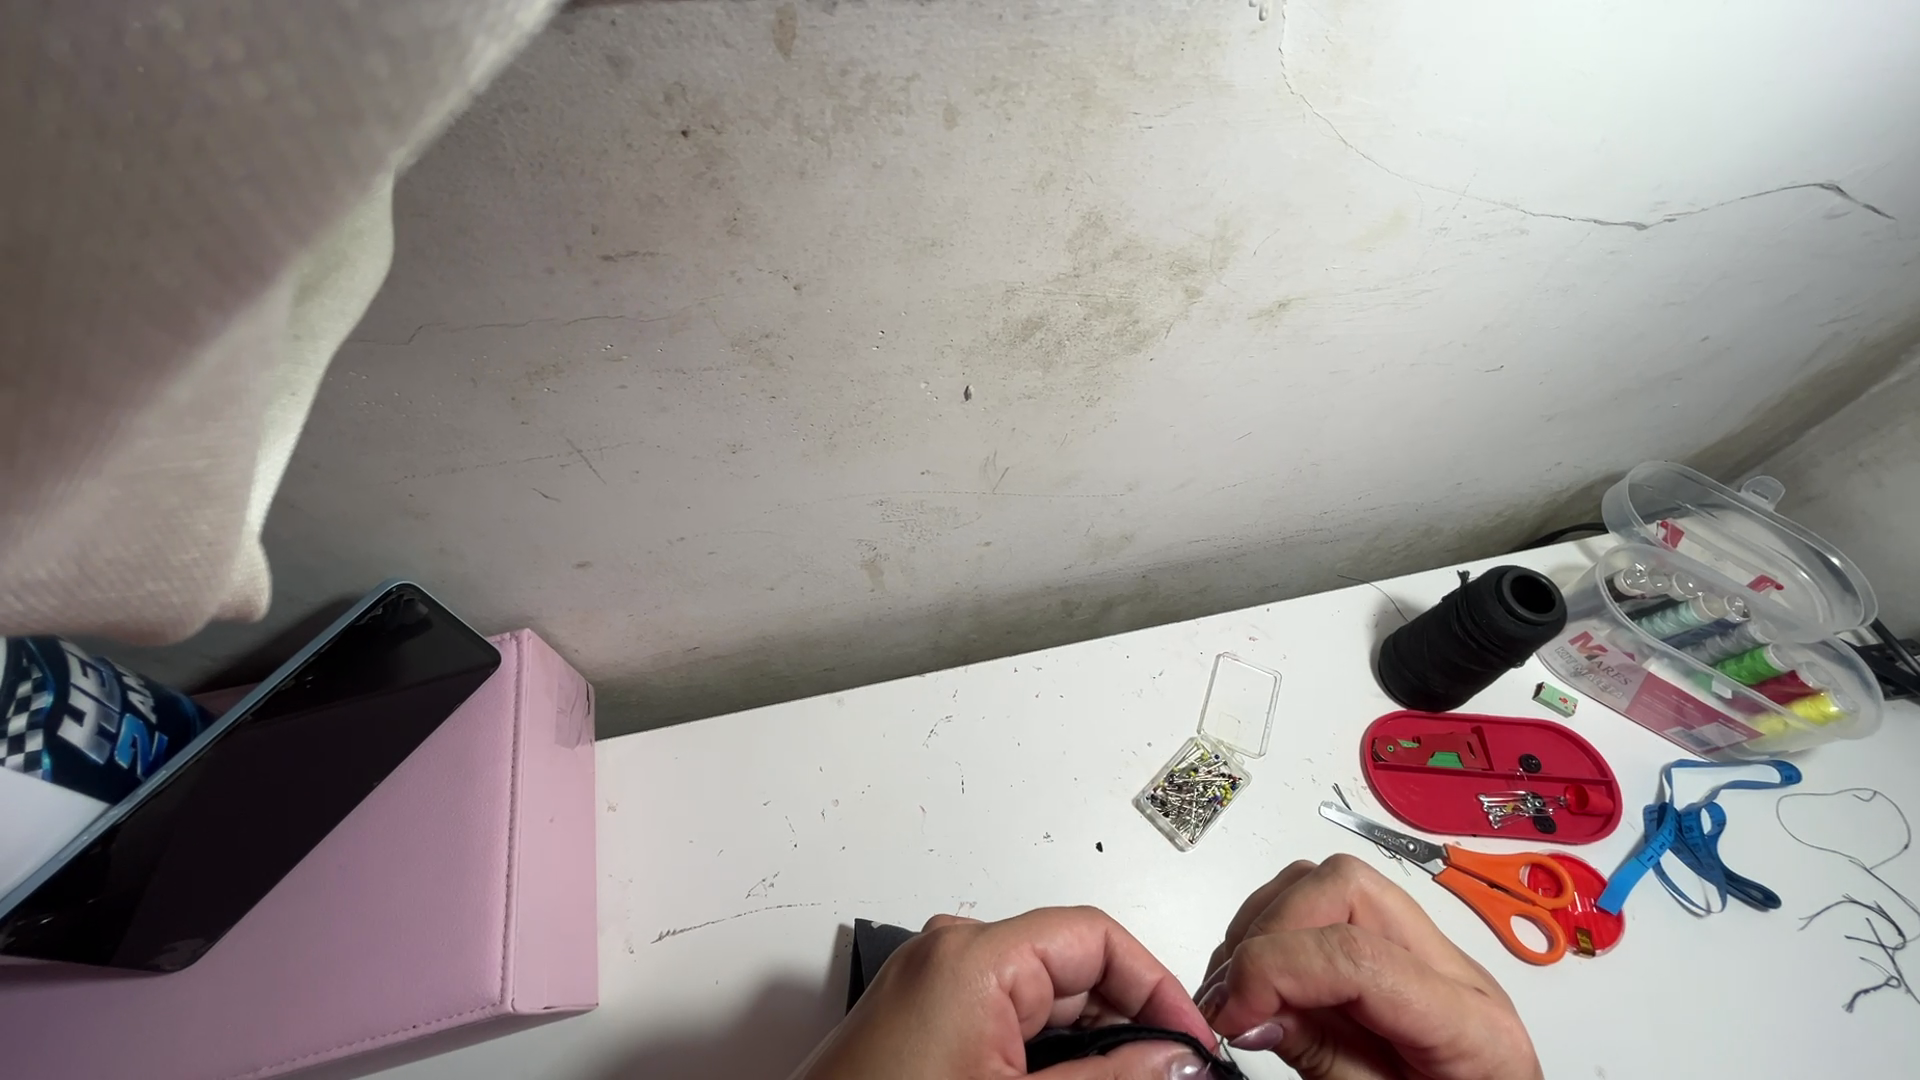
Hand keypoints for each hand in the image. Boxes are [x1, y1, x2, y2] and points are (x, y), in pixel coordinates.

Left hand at [792, 907, 1214, 1079]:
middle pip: (1071, 963)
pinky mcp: (928, 1009)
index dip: (1154, 983)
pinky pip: (1008, 1012)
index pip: (1092, 934)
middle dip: (1127, 1020)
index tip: (1191, 1041)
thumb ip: (1107, 1077)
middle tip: (1169, 1074)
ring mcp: (936, 978)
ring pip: (1044, 993)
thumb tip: (1174, 1057)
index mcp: (972, 956)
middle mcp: (952, 950)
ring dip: (1090, 1041)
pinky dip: (1047, 1048)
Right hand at [1197, 855, 1541, 1079]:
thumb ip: (1321, 1060)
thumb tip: (1246, 1011)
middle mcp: (1452, 967)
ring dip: (1261, 925)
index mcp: (1472, 1027)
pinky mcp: (1389, 943)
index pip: (1356, 954)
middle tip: (1232, 995)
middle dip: (1268, 930)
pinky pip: (1315, 900)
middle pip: (1342, 886)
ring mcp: (1422, 946)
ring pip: (1320, 881)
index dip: (1274, 969)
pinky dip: (1269, 929)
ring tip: (1238, 989)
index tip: (1228, 1013)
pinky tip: (1258, 980)